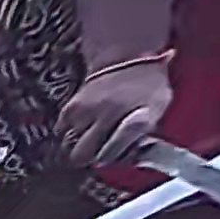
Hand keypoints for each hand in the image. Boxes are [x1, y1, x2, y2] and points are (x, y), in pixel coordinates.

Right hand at [57, 62, 171, 166]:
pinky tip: (82, 122)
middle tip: (93, 151)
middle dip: (86, 156)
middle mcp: (105, 115)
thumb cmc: (146, 86)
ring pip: (70, 143)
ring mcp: (83, 113)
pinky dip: (69, 131)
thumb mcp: (158, 105)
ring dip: (78, 141)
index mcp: (133, 115)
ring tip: (91, 131)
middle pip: (81, 153)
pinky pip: (61, 132)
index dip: (109, 156)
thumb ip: (143, 129)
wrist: (125, 60)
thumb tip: (125, 154)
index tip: (108, 158)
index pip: (111, 150)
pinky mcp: (67, 111)